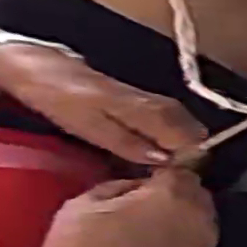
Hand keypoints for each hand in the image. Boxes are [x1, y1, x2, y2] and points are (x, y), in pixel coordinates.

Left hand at [0, 41, 205, 164]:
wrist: (48, 73)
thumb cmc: (64, 102)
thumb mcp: (88, 127)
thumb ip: (127, 143)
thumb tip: (165, 161)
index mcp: (160, 115)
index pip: (194, 147)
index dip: (180, 163)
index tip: (156, 173)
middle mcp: (175, 110)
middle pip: (198, 143)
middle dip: (181, 159)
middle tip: (148, 169)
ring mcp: (173, 108)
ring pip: (192, 138)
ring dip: (175, 152)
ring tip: (145, 161)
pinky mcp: (166, 108)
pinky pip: (182, 132)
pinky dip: (170, 143)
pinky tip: (146, 148)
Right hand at [29, 168, 217, 246]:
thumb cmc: (81, 242)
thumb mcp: (86, 200)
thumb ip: (122, 184)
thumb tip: (140, 184)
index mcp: (171, 194)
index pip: (179, 172)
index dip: (162, 174)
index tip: (147, 178)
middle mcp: (198, 210)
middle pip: (195, 189)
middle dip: (176, 190)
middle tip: (147, 199)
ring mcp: (207, 230)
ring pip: (203, 208)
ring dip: (185, 208)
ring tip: (153, 218)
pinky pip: (203, 227)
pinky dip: (189, 225)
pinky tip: (163, 234)